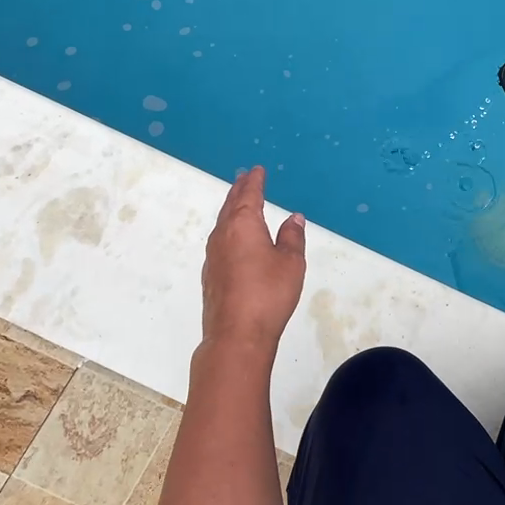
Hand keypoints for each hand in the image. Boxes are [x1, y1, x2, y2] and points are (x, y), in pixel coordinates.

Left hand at [201, 167, 306, 350]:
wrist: (236, 334)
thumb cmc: (269, 293)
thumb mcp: (291, 263)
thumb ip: (292, 237)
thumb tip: (293, 218)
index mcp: (243, 226)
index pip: (249, 196)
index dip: (254, 182)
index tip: (257, 170)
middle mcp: (223, 236)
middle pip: (230, 206)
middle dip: (239, 191)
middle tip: (245, 179)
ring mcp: (213, 257)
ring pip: (222, 224)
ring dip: (232, 210)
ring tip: (240, 204)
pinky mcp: (211, 275)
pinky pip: (221, 241)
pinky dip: (229, 230)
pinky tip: (235, 239)